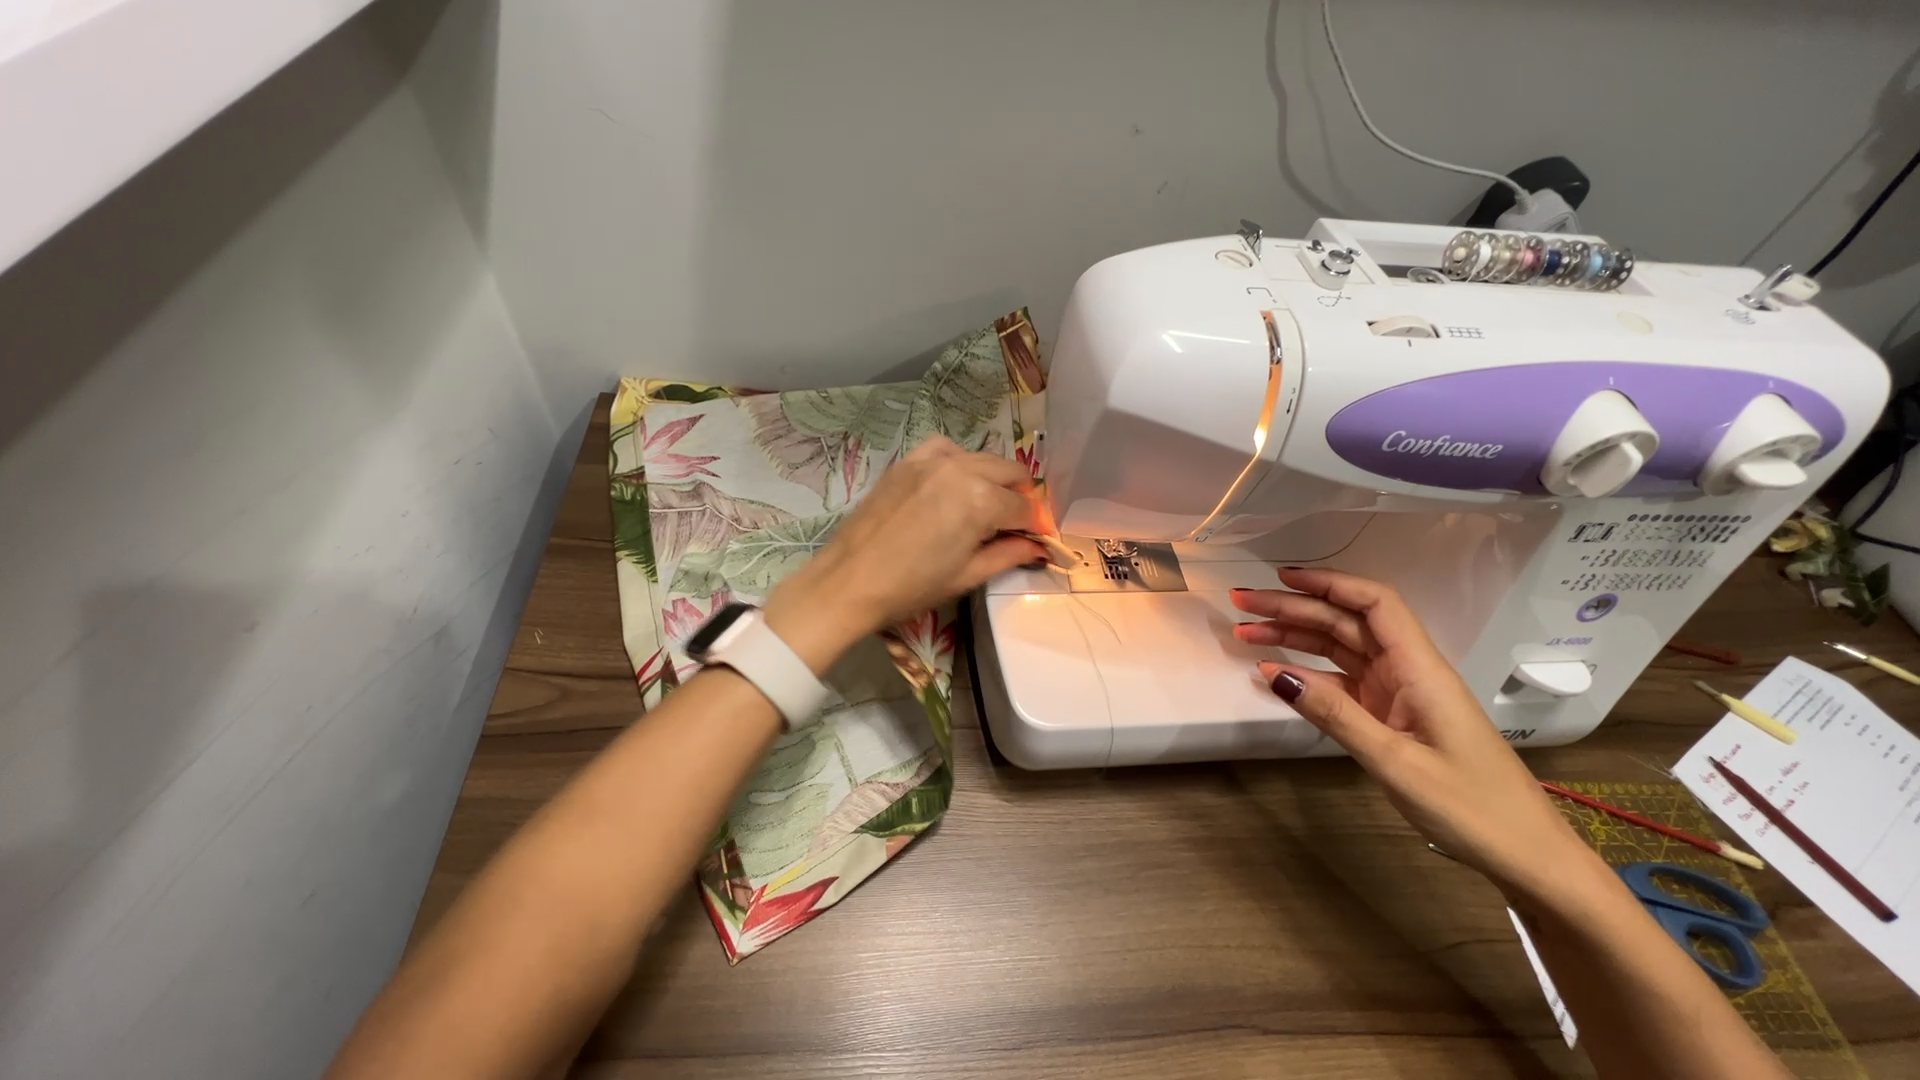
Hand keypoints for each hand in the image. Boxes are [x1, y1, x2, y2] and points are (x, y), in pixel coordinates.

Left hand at [764, 437, 1042, 669]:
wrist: (848, 582)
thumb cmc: (911, 587)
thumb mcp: (966, 576)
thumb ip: (1008, 554)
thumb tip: (1036, 547)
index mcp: (981, 501)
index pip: (1024, 509)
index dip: (1036, 527)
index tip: (1038, 540)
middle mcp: (961, 470)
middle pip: (1010, 473)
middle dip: (1020, 498)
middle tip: (1014, 526)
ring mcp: (931, 461)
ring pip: (981, 458)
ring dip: (993, 479)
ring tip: (986, 506)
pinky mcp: (906, 462)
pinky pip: (944, 449)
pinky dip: (958, 461)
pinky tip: (954, 481)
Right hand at [1231, 568, 1602, 905]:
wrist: (1524, 853)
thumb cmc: (1470, 806)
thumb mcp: (1395, 763)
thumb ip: (1333, 714)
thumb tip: (1274, 673)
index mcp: (1420, 669)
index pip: (1373, 605)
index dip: (1328, 583)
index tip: (1281, 577)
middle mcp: (1409, 671)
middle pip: (1348, 623)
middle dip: (1294, 608)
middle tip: (1242, 605)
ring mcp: (1400, 694)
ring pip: (1341, 650)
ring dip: (1296, 637)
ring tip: (1246, 633)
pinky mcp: (1394, 716)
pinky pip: (1344, 683)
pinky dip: (1310, 674)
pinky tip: (1278, 674)